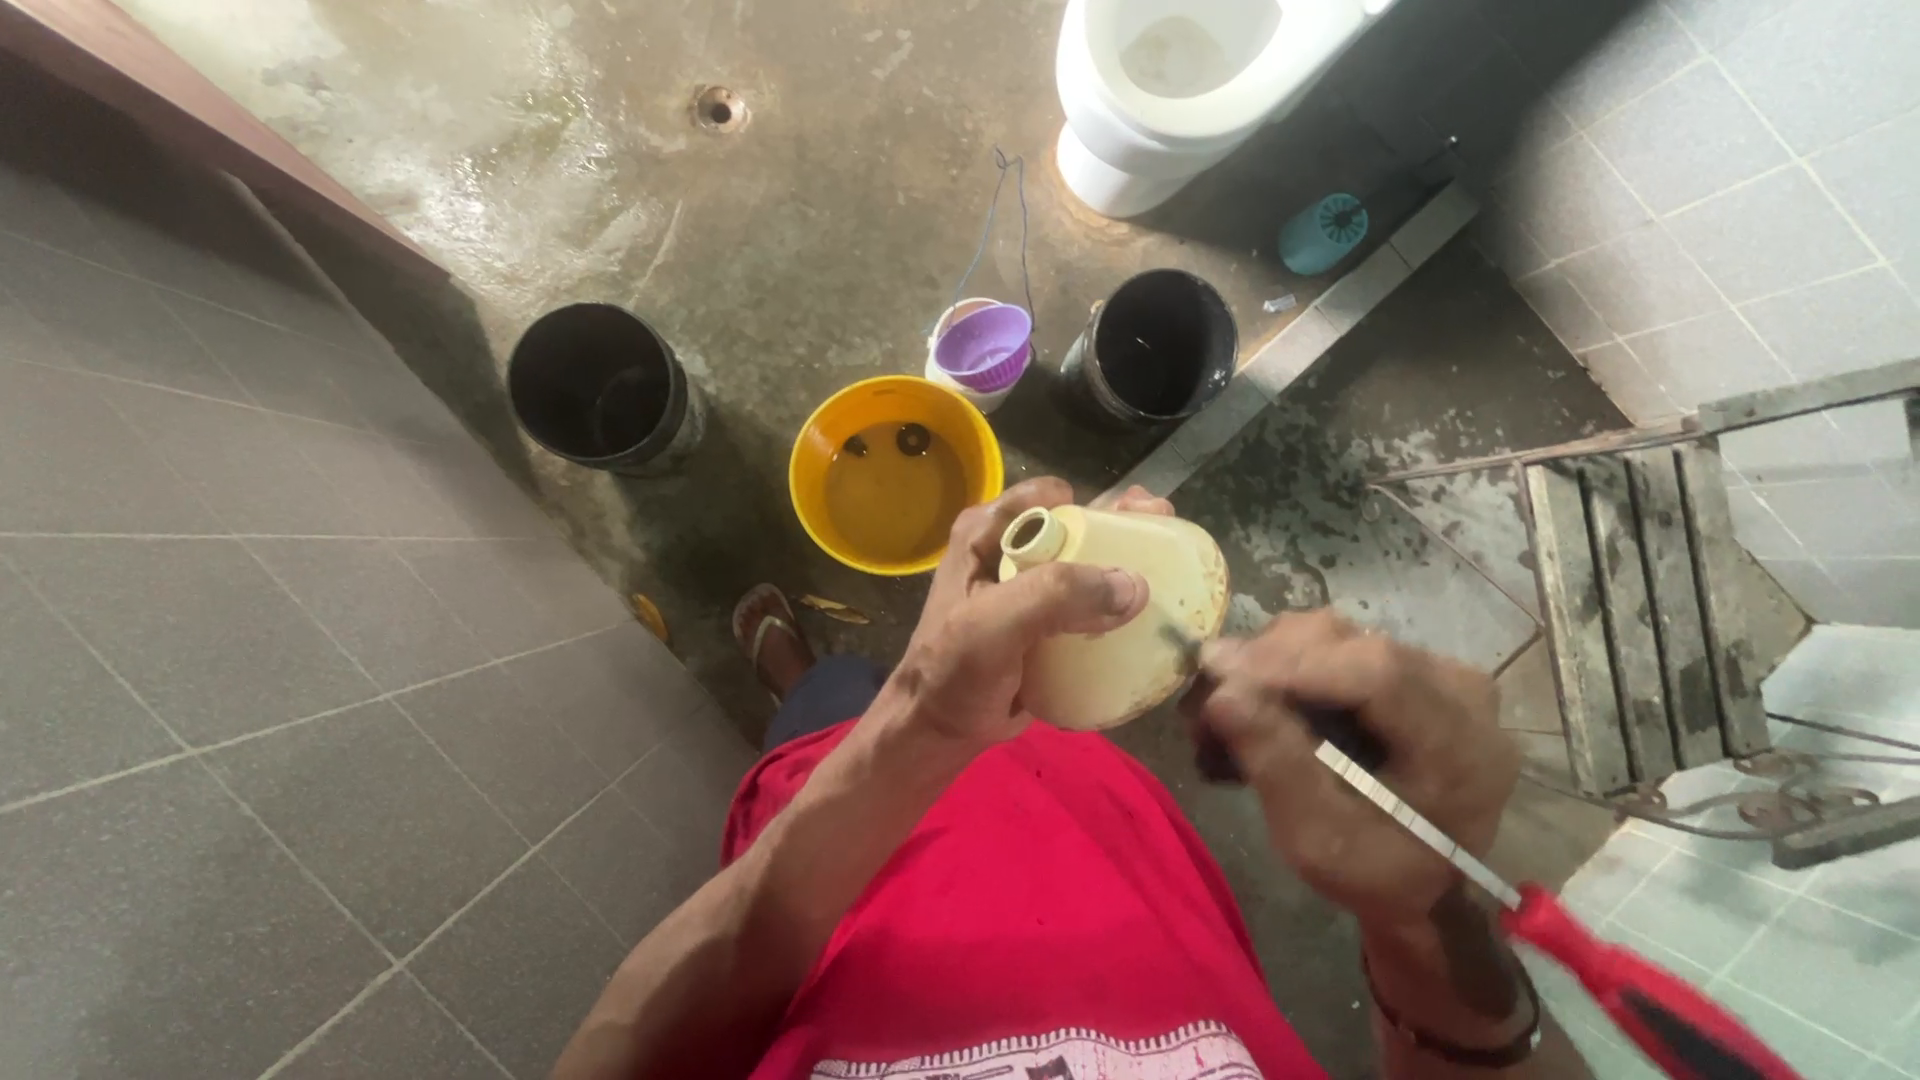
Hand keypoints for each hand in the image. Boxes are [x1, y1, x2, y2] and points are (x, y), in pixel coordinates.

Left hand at [891, 480, 1163, 747]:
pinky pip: (1087, 601)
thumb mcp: (995, 625)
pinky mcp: (1045, 620)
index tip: (1133, 522)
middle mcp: (1007, 548)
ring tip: (1174, 568)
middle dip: (1122, 525)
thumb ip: (1054, 597)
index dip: (1091, 505)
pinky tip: (1151, 610)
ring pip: (1086, 561)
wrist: (942, 726)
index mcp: (986, 532)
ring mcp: (1028, 586)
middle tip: (1165, 533)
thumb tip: (1134, 585)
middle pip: (1076, 523)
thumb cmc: (955, 671)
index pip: (1047, 498)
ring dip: (1126, 563)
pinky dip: (1117, 602)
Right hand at [1183, 611, 1516, 927]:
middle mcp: (1457, 689)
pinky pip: (1333, 644)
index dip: (1291, 664)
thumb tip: (1220, 696)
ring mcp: (1434, 670)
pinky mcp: (1405, 665)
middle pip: (1348, 643)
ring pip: (1332, 635)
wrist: (1421, 880)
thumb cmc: (1375, 871)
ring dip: (1266, 664)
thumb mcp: (1318, 839)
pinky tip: (1253, 700)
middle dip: (1265, 664)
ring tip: (1222, 709)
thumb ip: (1276, 765)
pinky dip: (1282, 666)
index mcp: (1459, 744)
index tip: (1218, 670)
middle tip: (1204, 699)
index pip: (1377, 673)